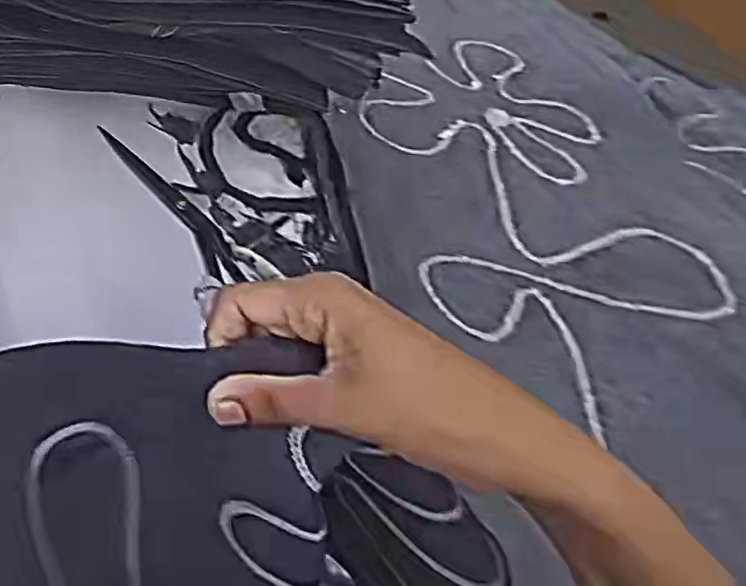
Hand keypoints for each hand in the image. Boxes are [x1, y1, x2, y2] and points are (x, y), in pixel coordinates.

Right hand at [203, 272, 612, 502]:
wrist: (527, 451)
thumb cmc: (457, 415)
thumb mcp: (341, 408)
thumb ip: (267, 400)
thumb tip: (218, 399)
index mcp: (322, 294)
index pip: (235, 301)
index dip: (224, 341)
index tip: (229, 381)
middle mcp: (330, 296)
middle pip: (252, 315)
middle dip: (251, 358)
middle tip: (267, 396)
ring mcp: (345, 317)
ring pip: (275, 334)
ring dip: (277, 369)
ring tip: (305, 400)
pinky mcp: (356, 341)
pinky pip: (300, 346)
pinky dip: (298, 373)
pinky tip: (321, 399)